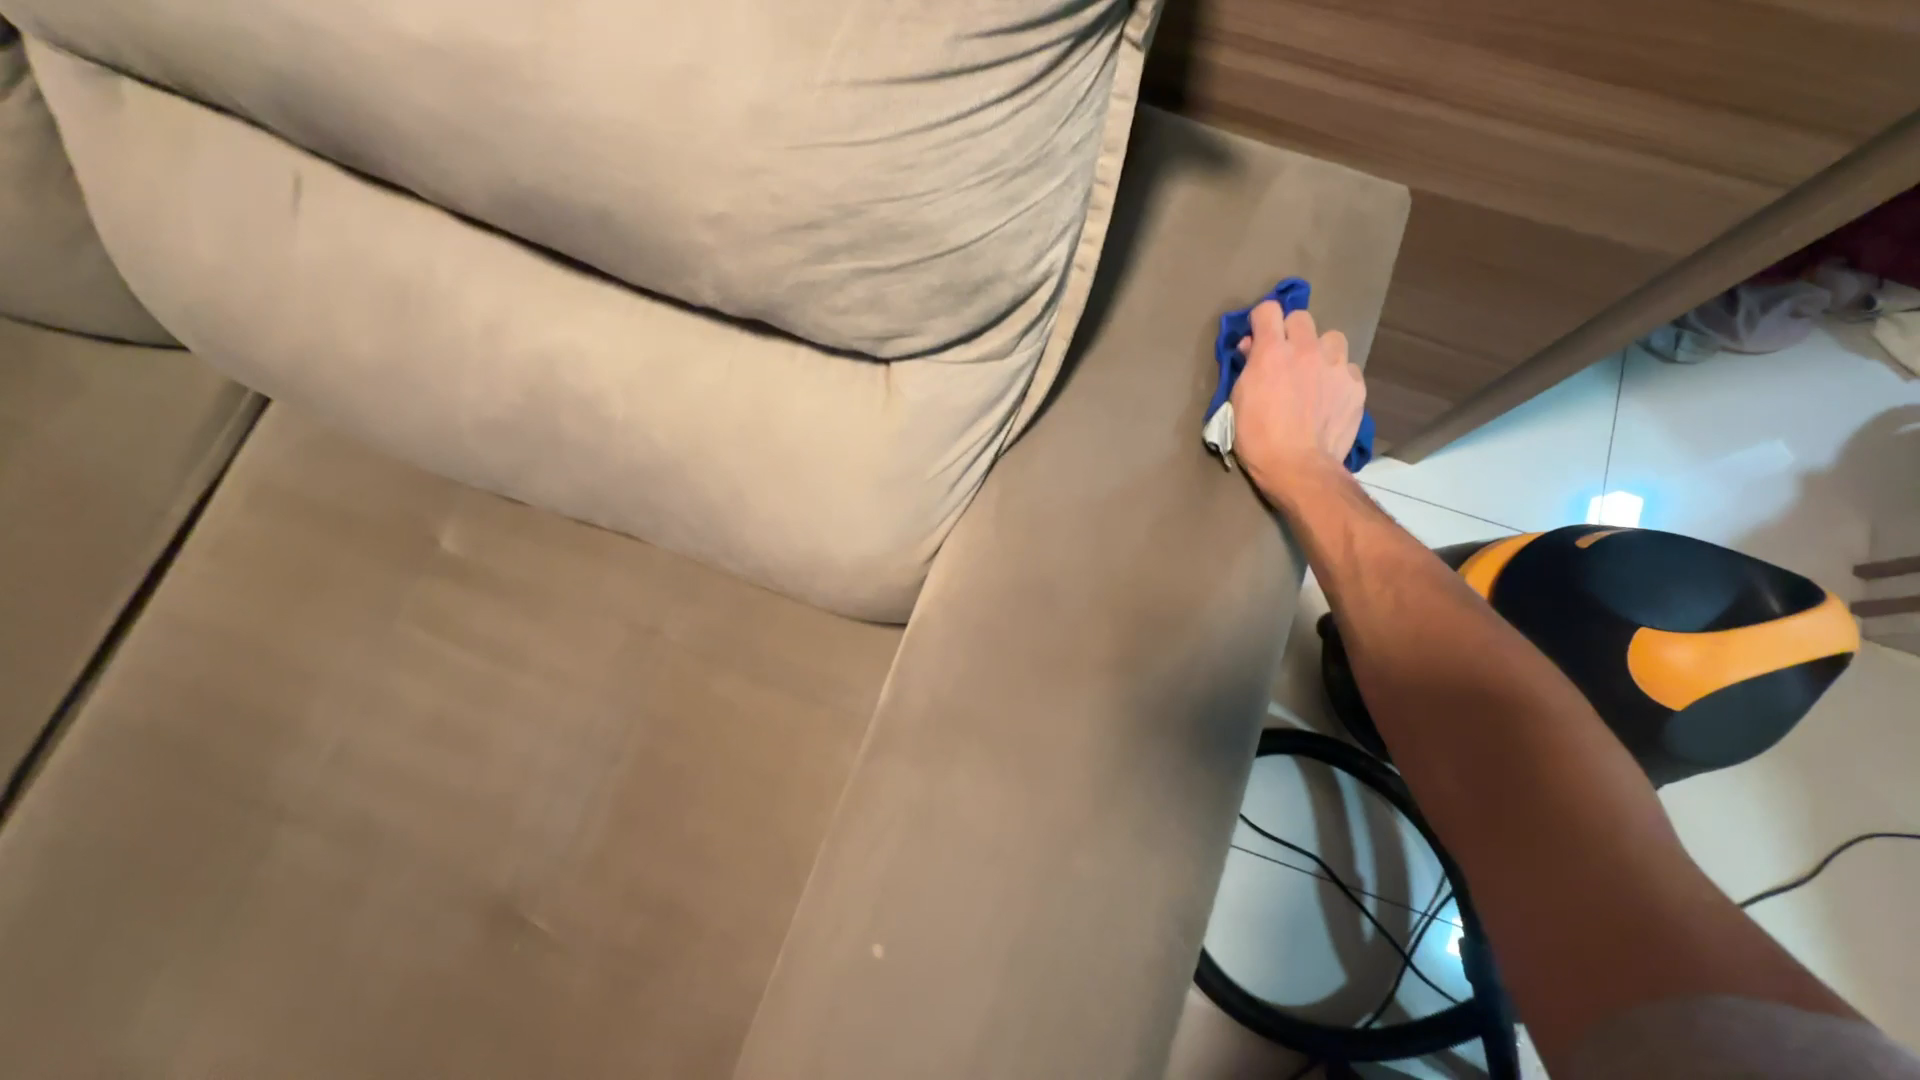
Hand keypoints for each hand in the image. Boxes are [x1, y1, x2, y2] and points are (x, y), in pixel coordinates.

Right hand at [1228, 301, 1365, 498]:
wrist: (1298, 467)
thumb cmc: (1257, 438)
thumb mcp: (1238, 400)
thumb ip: (1247, 367)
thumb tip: (1252, 348)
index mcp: (1272, 352)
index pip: (1268, 310)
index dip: (1261, 321)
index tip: (1257, 337)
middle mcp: (1306, 350)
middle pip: (1301, 318)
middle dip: (1290, 333)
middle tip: (1285, 357)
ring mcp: (1336, 366)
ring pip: (1331, 339)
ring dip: (1320, 351)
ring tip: (1314, 373)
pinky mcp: (1356, 385)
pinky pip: (1347, 368)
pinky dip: (1337, 377)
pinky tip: (1329, 396)